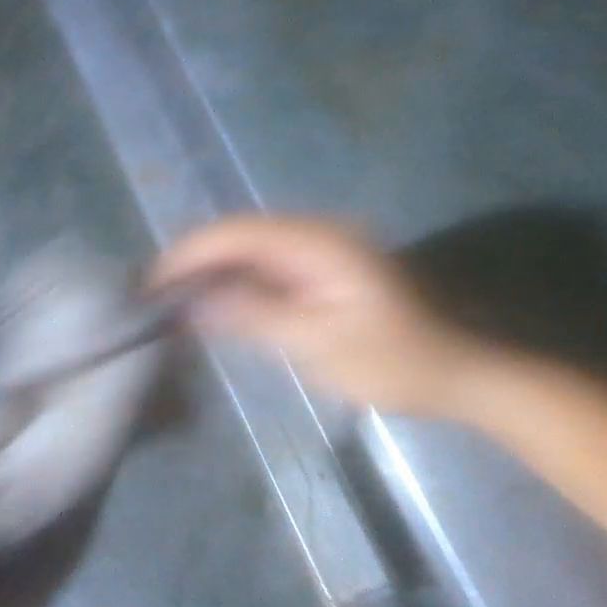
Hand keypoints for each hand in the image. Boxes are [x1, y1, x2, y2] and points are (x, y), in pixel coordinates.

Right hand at [151, 215, 487, 418]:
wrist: (457, 373)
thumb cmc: (393, 363)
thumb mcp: (319, 344)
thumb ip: (255, 315)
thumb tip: (195, 301)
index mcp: (320, 242)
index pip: (238, 233)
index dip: (190, 254)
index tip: (150, 284)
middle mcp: (320, 233)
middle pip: (243, 235)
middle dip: (197, 261)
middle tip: (154, 298)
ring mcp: (327, 251)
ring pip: (256, 250)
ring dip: (217, 272)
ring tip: (174, 303)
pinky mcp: (330, 272)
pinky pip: (275, 267)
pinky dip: (244, 284)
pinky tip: (219, 307)